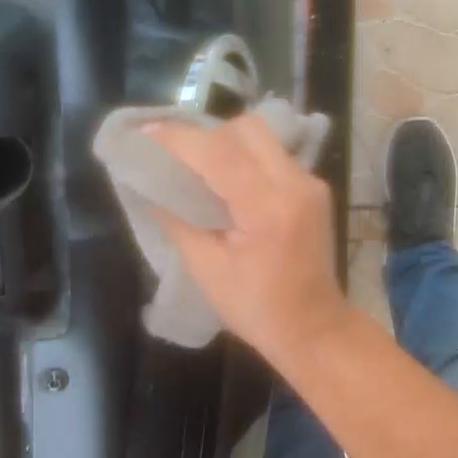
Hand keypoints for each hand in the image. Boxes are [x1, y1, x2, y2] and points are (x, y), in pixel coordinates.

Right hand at [146, 114, 349, 360]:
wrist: (314, 328)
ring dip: (225, 142)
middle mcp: (295, 183)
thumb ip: (176, 219)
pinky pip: (272, 154)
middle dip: (205, 135)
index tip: (144, 134)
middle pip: (246, 129)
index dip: (178, 139)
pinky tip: (225, 181)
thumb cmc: (256, 308)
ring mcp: (309, 182)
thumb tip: (146, 183)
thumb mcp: (205, 268)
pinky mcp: (313, 187)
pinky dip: (244, 157)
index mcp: (268, 208)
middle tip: (174, 155)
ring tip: (197, 166)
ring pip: (261, 137)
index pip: (218, 153)